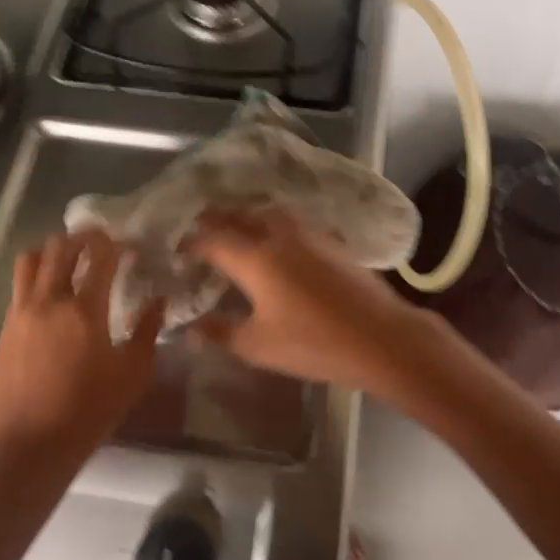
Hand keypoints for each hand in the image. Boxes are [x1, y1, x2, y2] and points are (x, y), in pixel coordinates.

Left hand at [0, 230, 166, 469]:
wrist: (31, 444)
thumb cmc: (89, 411)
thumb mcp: (132, 374)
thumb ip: (147, 331)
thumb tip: (158, 301)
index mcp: (84, 310)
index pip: (99, 256)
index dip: (115, 243)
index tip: (127, 245)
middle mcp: (49, 301)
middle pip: (59, 247)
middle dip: (82, 238)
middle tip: (99, 244)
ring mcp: (21, 312)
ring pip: (30, 259)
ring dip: (51, 251)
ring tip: (68, 261)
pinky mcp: (5, 327)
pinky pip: (19, 286)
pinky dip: (36, 277)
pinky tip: (52, 295)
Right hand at [188, 208, 456, 401]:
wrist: (380, 337)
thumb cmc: (313, 343)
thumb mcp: (258, 346)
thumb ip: (221, 333)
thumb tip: (190, 330)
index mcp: (256, 258)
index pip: (214, 239)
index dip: (193, 242)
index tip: (179, 249)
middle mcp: (280, 236)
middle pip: (242, 215)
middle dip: (218, 219)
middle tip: (201, 226)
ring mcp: (310, 236)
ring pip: (270, 213)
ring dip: (249, 215)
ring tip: (237, 228)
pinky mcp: (333, 243)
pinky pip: (293, 223)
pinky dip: (275, 224)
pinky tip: (278, 241)